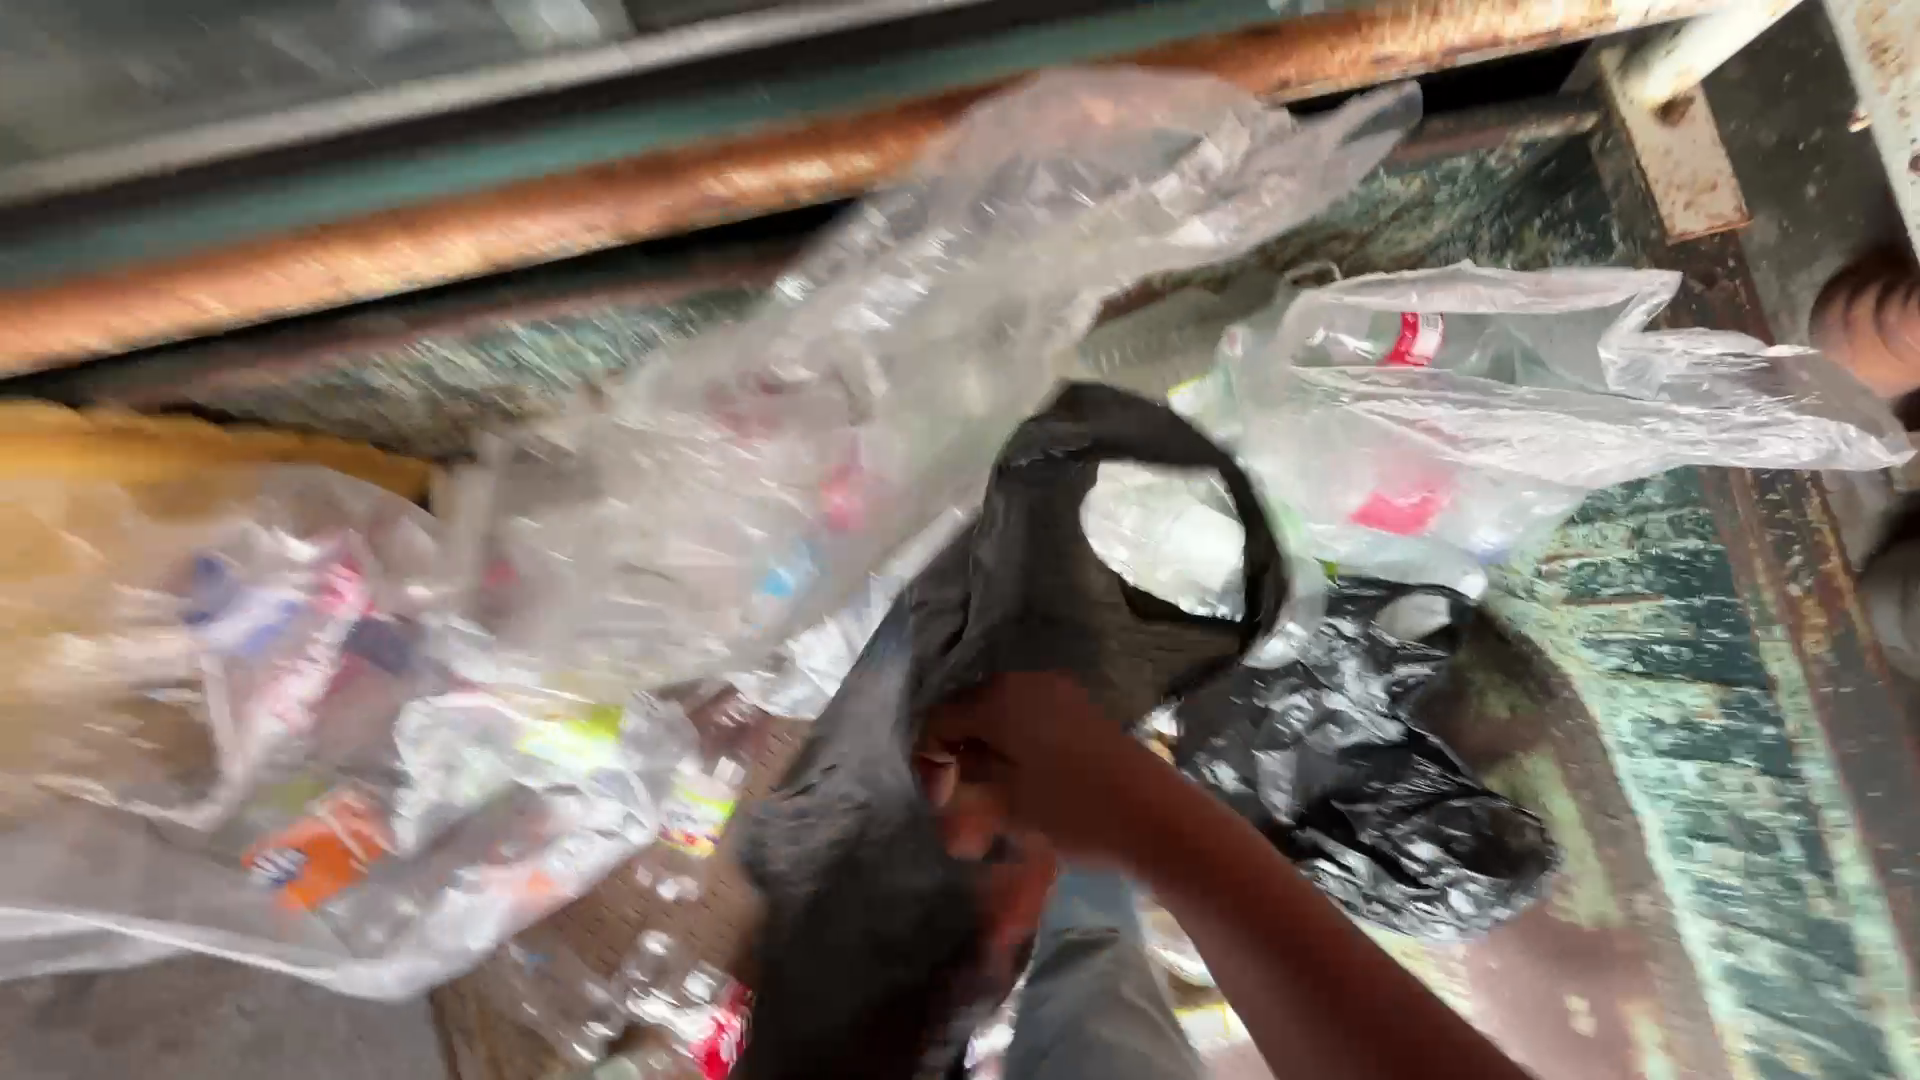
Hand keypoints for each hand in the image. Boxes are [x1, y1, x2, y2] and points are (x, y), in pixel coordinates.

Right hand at [918, 671, 1176, 863]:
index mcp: (997, 697)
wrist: (1154, 816)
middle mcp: (1023, 682)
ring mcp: (1056, 691)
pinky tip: (1023, 781)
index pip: (938, 720)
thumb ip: (964, 778)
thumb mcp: (1001, 802)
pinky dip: (1015, 746)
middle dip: (958, 755)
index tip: (942, 803)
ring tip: (990, 796)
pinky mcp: (1080, 708)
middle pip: (968, 712)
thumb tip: (952, 769)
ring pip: (1000, 716)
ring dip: (986, 752)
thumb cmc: (1071, 811)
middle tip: (961, 800)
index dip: (930, 762)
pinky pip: (1029, 718)